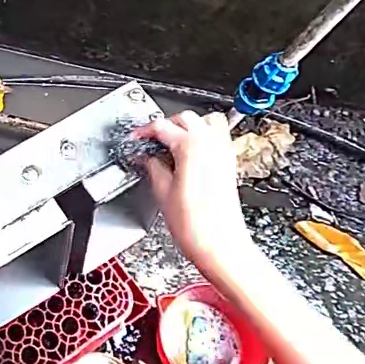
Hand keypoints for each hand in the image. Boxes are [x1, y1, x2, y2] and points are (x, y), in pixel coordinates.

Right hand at [136, 111, 256, 272]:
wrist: (220, 245)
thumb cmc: (196, 225)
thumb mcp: (162, 191)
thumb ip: (153, 166)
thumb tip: (147, 157)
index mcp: (190, 146)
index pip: (161, 126)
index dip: (143, 131)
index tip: (135, 138)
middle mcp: (210, 144)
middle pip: (184, 118)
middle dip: (165, 125)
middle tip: (150, 140)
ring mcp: (223, 152)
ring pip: (206, 121)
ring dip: (188, 126)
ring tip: (171, 141)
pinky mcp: (229, 163)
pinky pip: (218, 136)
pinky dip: (204, 136)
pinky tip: (190, 152)